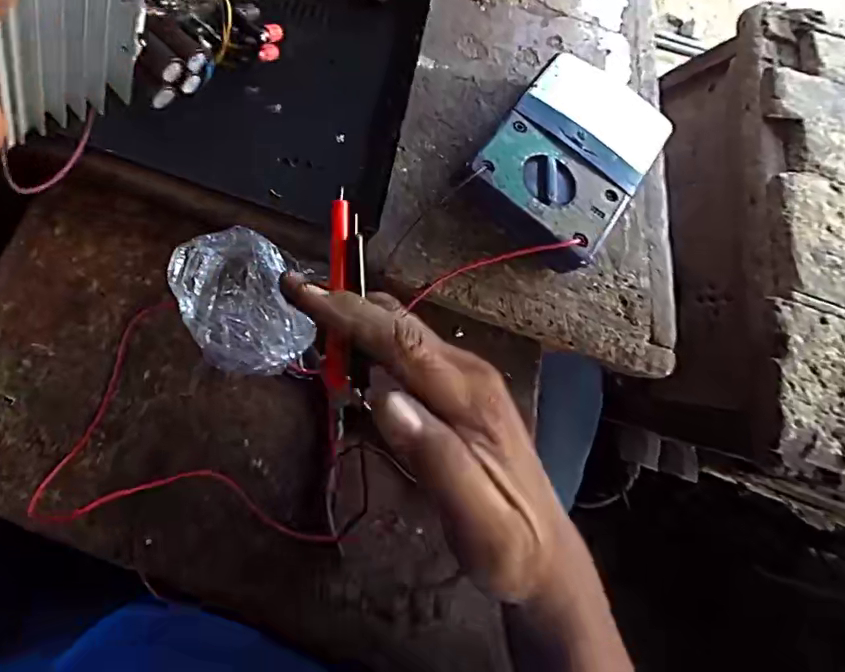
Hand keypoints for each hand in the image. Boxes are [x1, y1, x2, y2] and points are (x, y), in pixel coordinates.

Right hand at [282, 276, 585, 602]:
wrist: (548, 554)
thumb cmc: (509, 547)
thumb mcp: (478, 522)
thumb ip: (435, 457)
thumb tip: (383, 397)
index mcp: (469, 397)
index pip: (398, 338)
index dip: (347, 312)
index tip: (301, 290)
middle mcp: (467, 372)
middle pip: (397, 322)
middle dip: (344, 307)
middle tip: (296, 302)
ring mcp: (465, 377)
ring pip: (400, 331)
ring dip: (355, 326)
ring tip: (316, 340)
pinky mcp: (459, 388)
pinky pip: (407, 351)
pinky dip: (370, 347)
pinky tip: (351, 366)